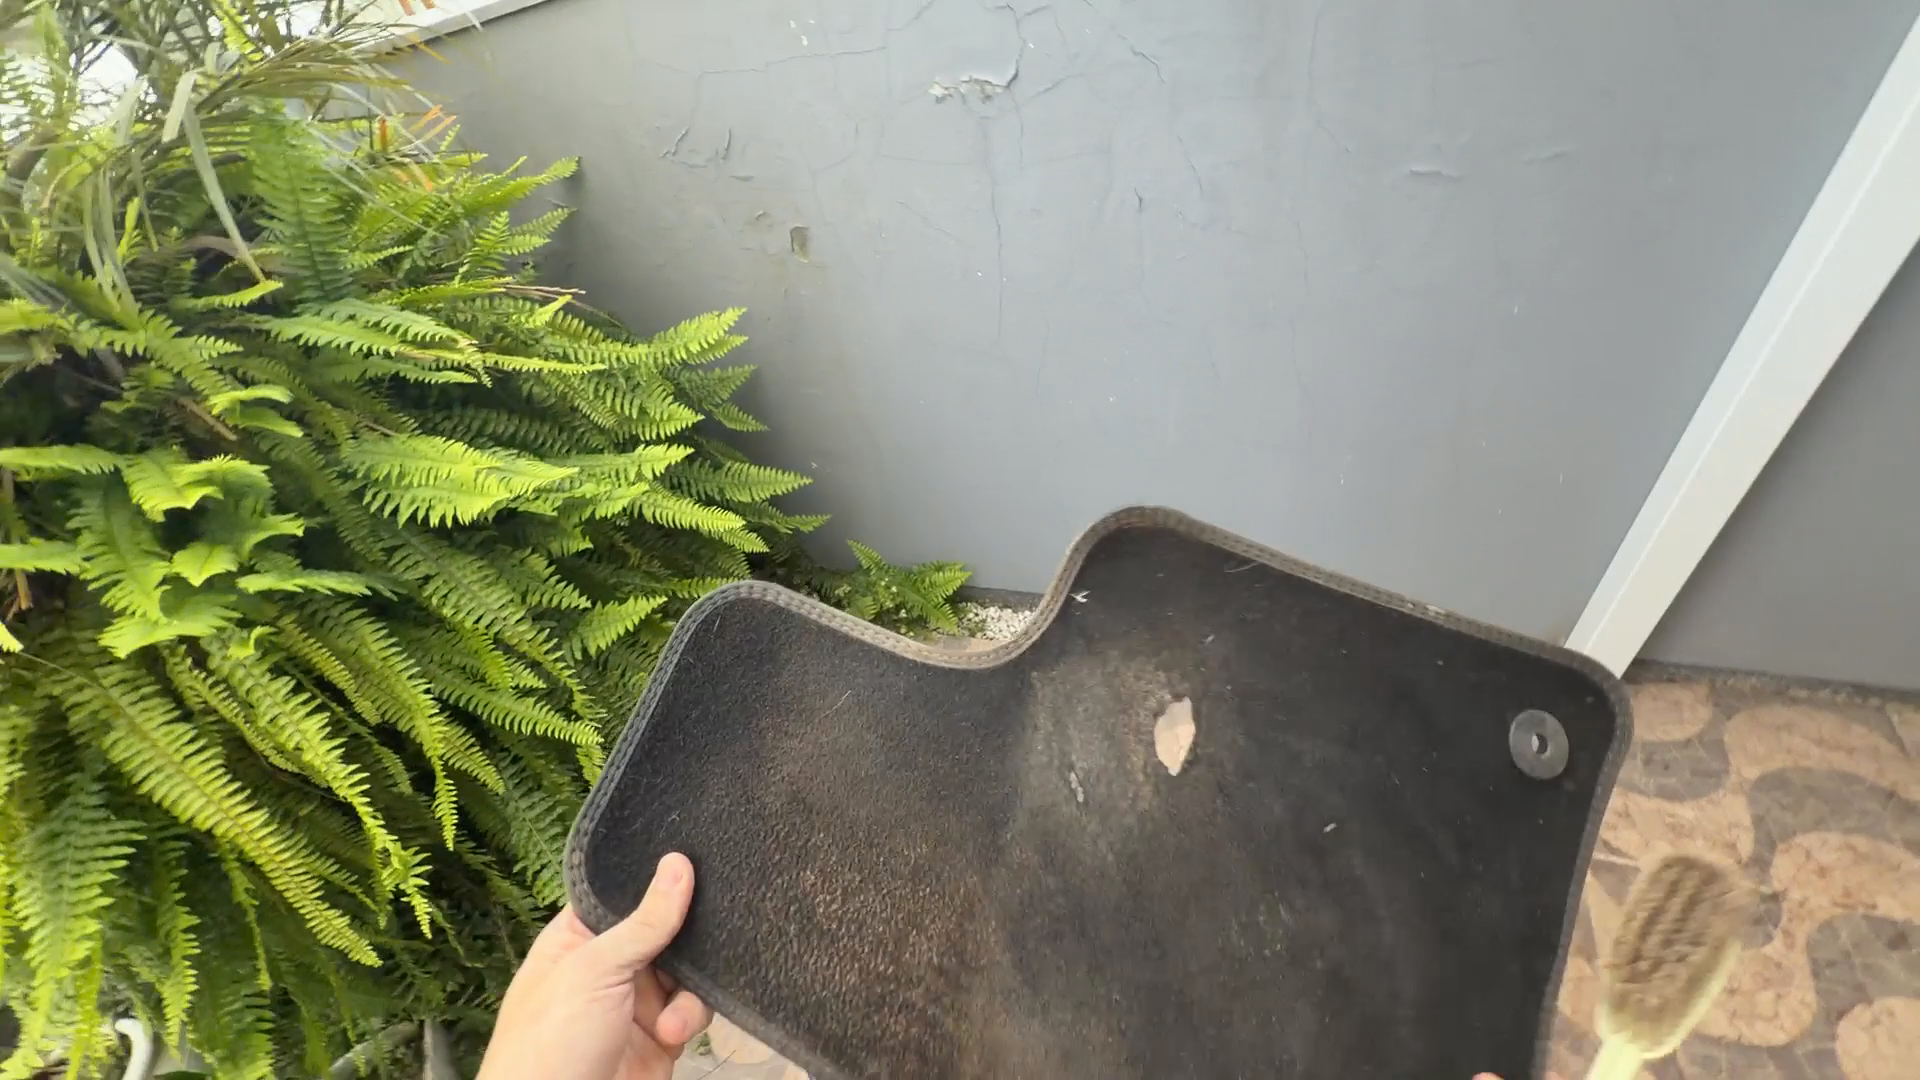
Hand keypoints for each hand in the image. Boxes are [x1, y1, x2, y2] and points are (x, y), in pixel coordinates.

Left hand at [477, 853, 712, 1079]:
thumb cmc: (553, 1046)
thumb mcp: (594, 973)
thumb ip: (644, 921)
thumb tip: (679, 860)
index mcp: (578, 940)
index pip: (622, 891)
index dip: (655, 876)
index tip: (695, 855)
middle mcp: (610, 964)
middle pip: (665, 926)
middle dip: (688, 931)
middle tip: (712, 923)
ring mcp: (637, 1001)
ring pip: (688, 965)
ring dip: (690, 987)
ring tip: (674, 1016)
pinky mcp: (662, 1034)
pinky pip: (695, 1005)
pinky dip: (693, 1015)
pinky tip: (675, 1034)